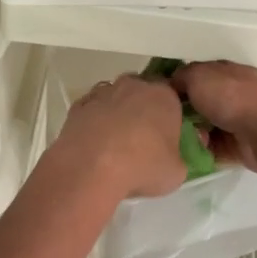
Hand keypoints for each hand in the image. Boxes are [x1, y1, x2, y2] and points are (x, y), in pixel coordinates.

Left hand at [52, 74, 186, 199]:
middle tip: (142, 139)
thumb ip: (177, 157)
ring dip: (117, 113)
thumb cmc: (142, 166)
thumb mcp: (176, 172)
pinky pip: (93, 109)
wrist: (91, 168)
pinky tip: (94, 143)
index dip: (169, 116)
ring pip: (116, 97)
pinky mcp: (79, 104)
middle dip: (143, 110)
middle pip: (143, 93)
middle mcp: (134, 86)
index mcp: (164, 96)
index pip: (172, 98)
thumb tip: (171, 157)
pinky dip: (95, 121)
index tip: (166, 136)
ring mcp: (104, 92)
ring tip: (114, 144)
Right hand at [171, 61, 256, 172]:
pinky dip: (201, 150)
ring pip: (204, 126)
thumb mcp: (197, 75)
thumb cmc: (230, 97)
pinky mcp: (238, 144)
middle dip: (182, 112)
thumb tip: (172, 84)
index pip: (196, 74)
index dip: (177, 83)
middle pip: (199, 102)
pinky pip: (212, 147)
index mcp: (225, 71)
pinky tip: (185, 153)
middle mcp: (231, 93)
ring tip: (172, 139)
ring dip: (190, 133)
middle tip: (163, 121)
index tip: (158, 96)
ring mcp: (237, 119)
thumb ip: (181, 77)